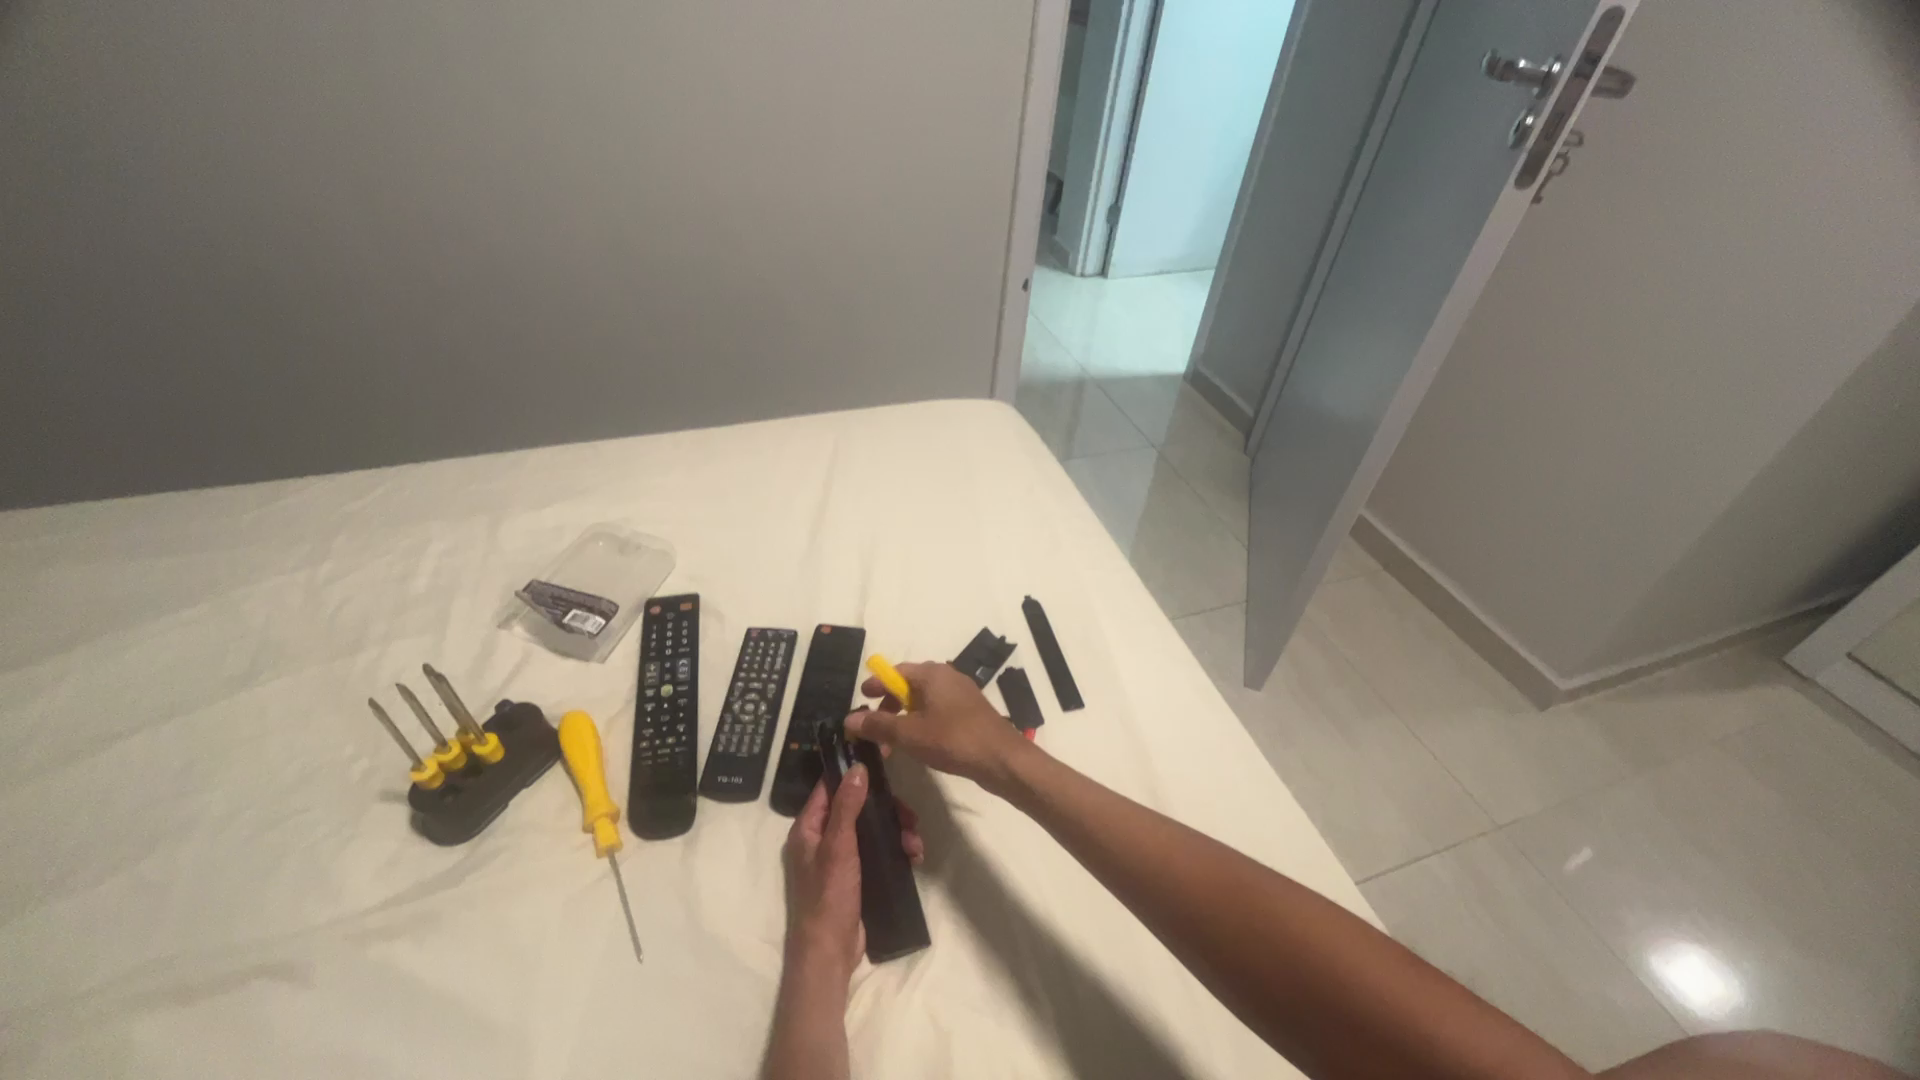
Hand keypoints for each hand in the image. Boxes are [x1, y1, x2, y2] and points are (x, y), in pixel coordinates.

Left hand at [781, 770, 924, 986]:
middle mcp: (823, 838)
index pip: (830, 787)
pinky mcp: (858, 875)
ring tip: (915, 844)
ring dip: (896, 830)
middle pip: (858, 806)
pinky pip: (879, 850)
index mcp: (809, 827)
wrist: (830, 952)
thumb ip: (847, 807)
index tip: (883, 760)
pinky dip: (896, 849)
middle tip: (909, 816)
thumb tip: (857, 768)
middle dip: (886, 809)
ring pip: (872, 828)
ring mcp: (841, 857)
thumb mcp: (838, 847)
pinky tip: (914, 856)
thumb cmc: (828, 896)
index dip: (854, 771)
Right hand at [846, 661, 1033, 795]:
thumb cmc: (953, 739)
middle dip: (889, 705)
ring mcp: (962, 694)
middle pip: (909, 685)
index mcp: (932, 674)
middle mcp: (948, 677)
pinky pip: (938, 711)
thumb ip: (878, 724)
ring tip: (894, 742)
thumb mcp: (909, 733)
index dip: (876, 684)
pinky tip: (920, 744)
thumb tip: (849, 718)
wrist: (1001, 759)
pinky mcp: (970, 713)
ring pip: (924, 701)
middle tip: (874, 727)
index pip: (896, 671)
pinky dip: (923, 723)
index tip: (861, 699)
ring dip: (905, 718)